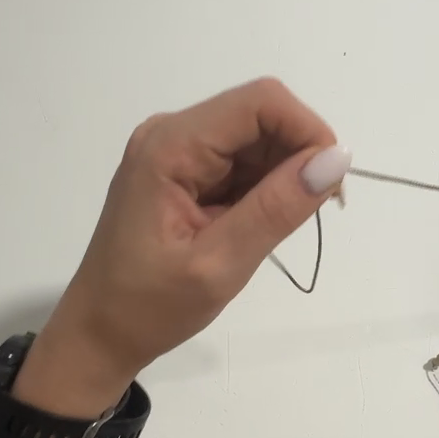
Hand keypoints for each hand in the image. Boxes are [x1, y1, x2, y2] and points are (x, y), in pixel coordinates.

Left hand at [16, 78, 348, 415]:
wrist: (101, 334)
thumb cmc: (150, 306)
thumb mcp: (220, 264)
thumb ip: (278, 208)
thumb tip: (337, 160)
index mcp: (172, 147)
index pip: (260, 103)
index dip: (308, 131)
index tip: (331, 185)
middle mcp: (174, 135)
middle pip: (262, 115)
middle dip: (302, 155)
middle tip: (317, 212)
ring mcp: (180, 153)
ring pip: (260, 138)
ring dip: (289, 173)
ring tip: (283, 226)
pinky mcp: (189, 173)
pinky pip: (246, 162)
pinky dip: (271, 187)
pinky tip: (263, 224)